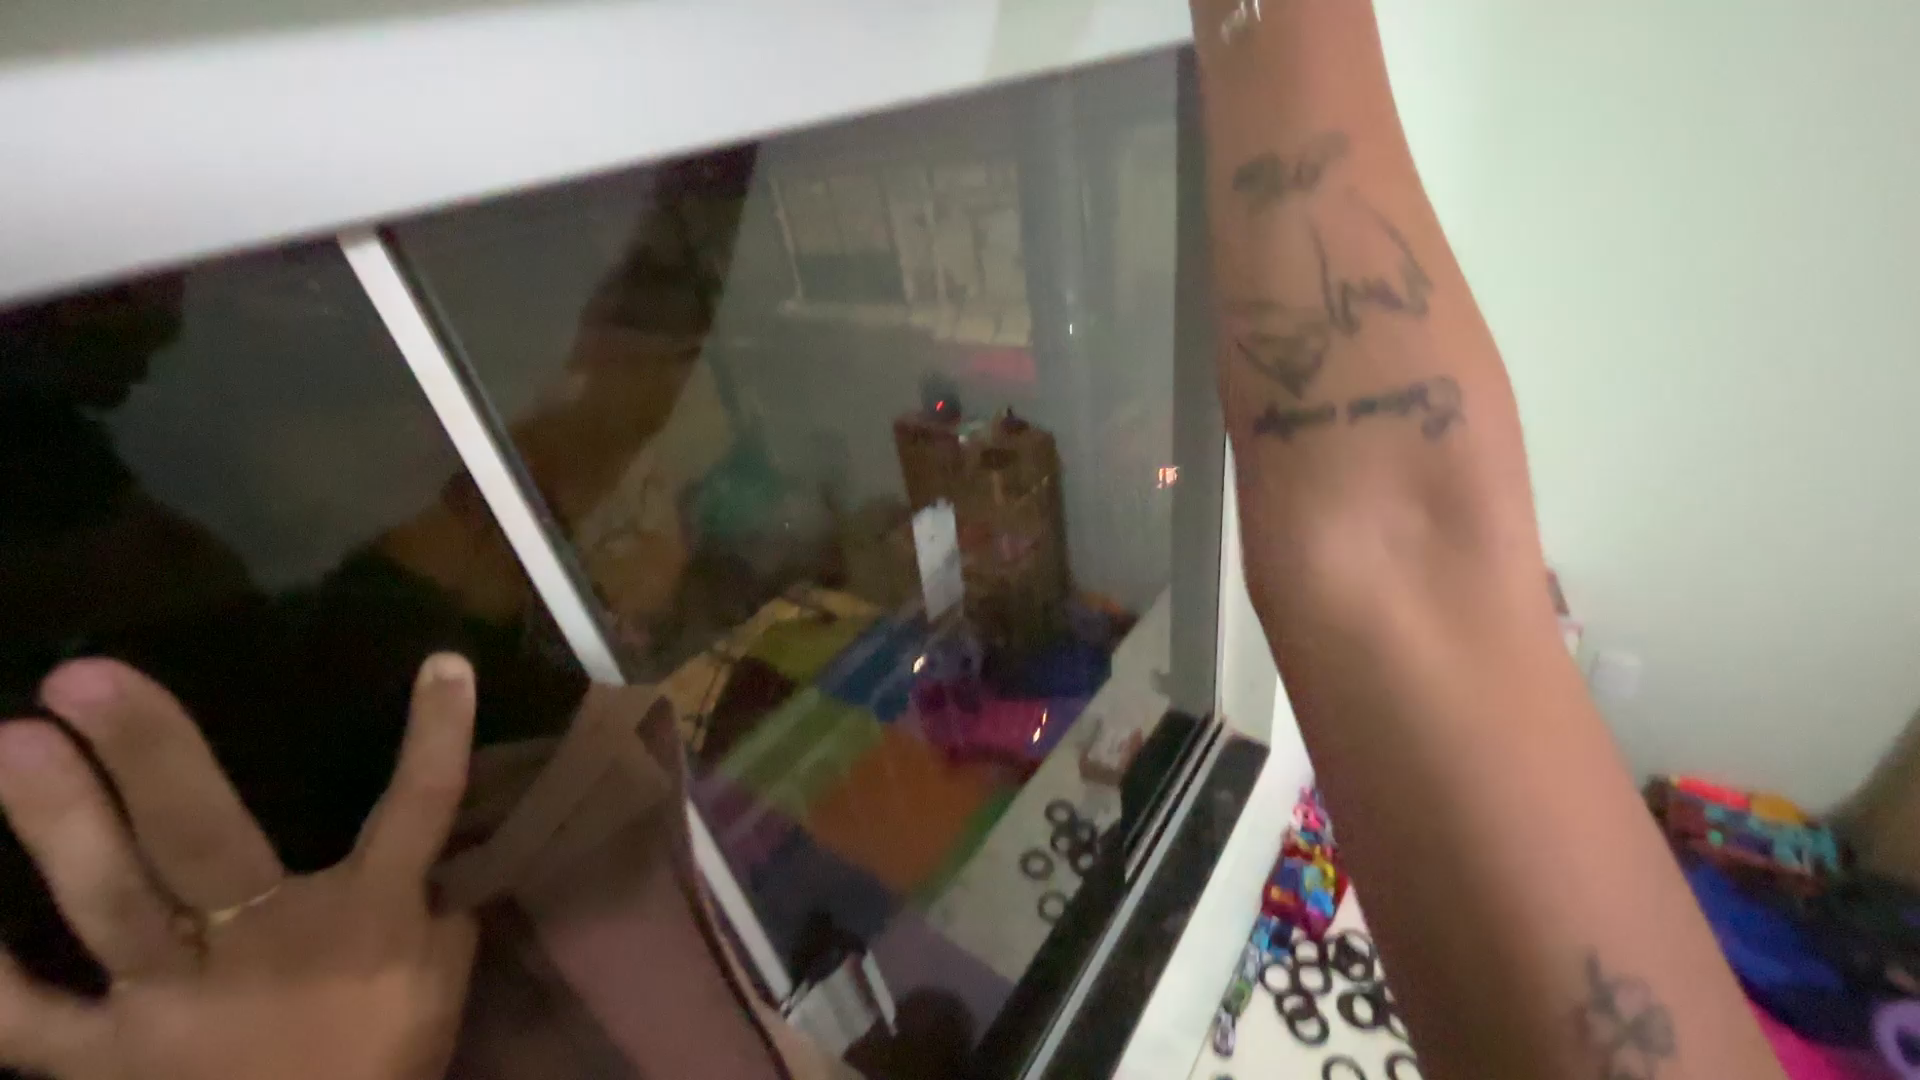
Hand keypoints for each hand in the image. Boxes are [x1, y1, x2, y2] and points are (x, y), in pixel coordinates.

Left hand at [0, 654, 479, 1079]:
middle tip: (84, 679)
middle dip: (153, 757)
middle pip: (206, 840)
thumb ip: (428, 902)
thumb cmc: (388, 1054)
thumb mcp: (440, 974)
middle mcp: (265, 942)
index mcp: (369, 917)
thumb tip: (431, 842)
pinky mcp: (99, 1059)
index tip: (443, 663)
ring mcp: (169, 1000)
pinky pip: (18, 1025)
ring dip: (55, 823)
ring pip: (105, 903)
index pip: (419, 807)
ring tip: (7, 742)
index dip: (436, 735)